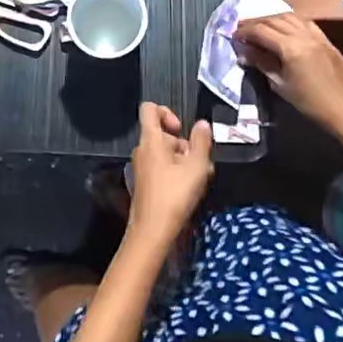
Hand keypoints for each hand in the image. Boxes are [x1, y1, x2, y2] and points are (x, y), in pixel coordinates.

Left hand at [129, 103, 212, 241]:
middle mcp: (141, 150)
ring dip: (183, 161)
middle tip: (201, 163)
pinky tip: (189, 189)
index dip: (167, 111)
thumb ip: (201, 142)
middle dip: (184, 145)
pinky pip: (160, 169)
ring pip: (164, 154)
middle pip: (163, 136)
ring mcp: (140, 168)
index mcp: (150, 140)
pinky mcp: (143, 184)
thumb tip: (202, 124)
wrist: (151, 232)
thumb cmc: (174, 195)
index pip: (150, 109)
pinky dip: (175, 173)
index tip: (181, 129)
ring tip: (200, 178)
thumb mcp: (196, 167)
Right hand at [233, 13, 342, 131]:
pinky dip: (289, 21)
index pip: (261, 30)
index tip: (233, 36)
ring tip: (259, 27)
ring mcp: (316, 35)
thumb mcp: (281, 85)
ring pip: (289, 17)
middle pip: (274, 19)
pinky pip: (303, 22)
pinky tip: (282, 29)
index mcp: (291, 48)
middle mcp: (303, 35)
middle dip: (255, 22)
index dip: (245, 32)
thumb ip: (262, 64)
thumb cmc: (311, 104)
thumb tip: (245, 52)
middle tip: (241, 29)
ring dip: (271, 19)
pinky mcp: (325, 39)